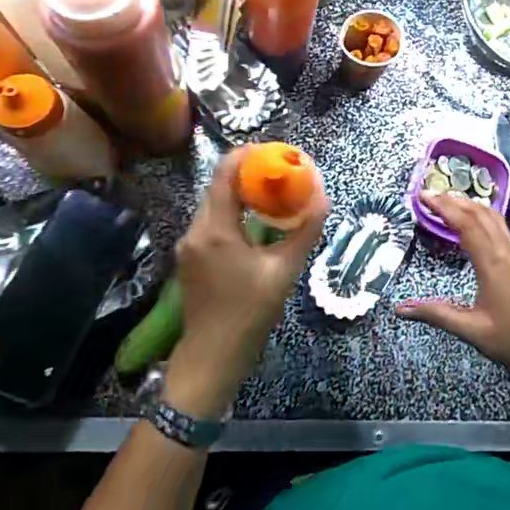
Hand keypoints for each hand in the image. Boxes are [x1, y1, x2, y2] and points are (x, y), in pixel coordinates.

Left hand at [164, 149, 328, 418]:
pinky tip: (252, 226)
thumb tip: (322, 197)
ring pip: (213, 206)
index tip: (274, 153)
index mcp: (215, 229)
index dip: (248, 155)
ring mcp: (187, 244)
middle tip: (279, 175)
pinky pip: (210, 224)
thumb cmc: (250, 314)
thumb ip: (303, 232)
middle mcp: (195, 230)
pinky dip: (230, 215)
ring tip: (270, 198)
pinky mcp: (188, 258)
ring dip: (238, 196)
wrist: (212, 356)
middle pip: (218, 187)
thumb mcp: (284, 272)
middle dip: (247, 175)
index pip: (225, 173)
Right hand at [399, 191, 509, 402]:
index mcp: (492, 264)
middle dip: (454, 200)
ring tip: (447, 200)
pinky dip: (481, 217)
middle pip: (481, 214)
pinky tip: (473, 223)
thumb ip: (437, 315)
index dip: (443, 207)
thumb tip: (400, 309)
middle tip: (428, 193)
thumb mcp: (472, 331)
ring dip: (470, 205)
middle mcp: (505, 254)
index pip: (466, 224)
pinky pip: (499, 230)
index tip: (421, 196)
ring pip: (494, 219)